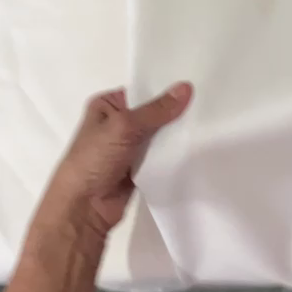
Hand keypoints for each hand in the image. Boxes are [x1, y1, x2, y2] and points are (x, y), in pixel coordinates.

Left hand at [37, 83, 193, 239]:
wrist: (83, 208)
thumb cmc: (94, 159)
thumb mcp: (124, 126)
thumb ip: (156, 110)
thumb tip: (187, 87)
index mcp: (107, 105)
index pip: (141, 90)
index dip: (165, 88)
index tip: (195, 82)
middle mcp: (117, 123)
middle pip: (152, 113)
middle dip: (175, 111)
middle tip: (208, 103)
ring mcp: (128, 146)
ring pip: (159, 135)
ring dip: (176, 133)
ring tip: (208, 123)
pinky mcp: (139, 167)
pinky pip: (160, 155)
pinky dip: (173, 153)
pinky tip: (197, 145)